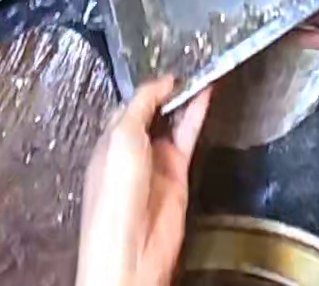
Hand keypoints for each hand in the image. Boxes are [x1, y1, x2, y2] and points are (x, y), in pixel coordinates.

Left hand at [76, 77, 212, 285]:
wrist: (131, 250)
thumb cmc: (113, 198)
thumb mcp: (122, 135)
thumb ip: (143, 103)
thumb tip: (162, 82)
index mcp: (111, 139)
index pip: (133, 103)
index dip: (150, 86)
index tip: (168, 70)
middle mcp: (133, 149)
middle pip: (155, 110)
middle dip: (169, 91)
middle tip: (187, 67)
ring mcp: (156, 161)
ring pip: (174, 120)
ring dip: (186, 98)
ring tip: (200, 73)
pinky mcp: (177, 173)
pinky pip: (189, 135)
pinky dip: (198, 113)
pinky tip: (206, 94)